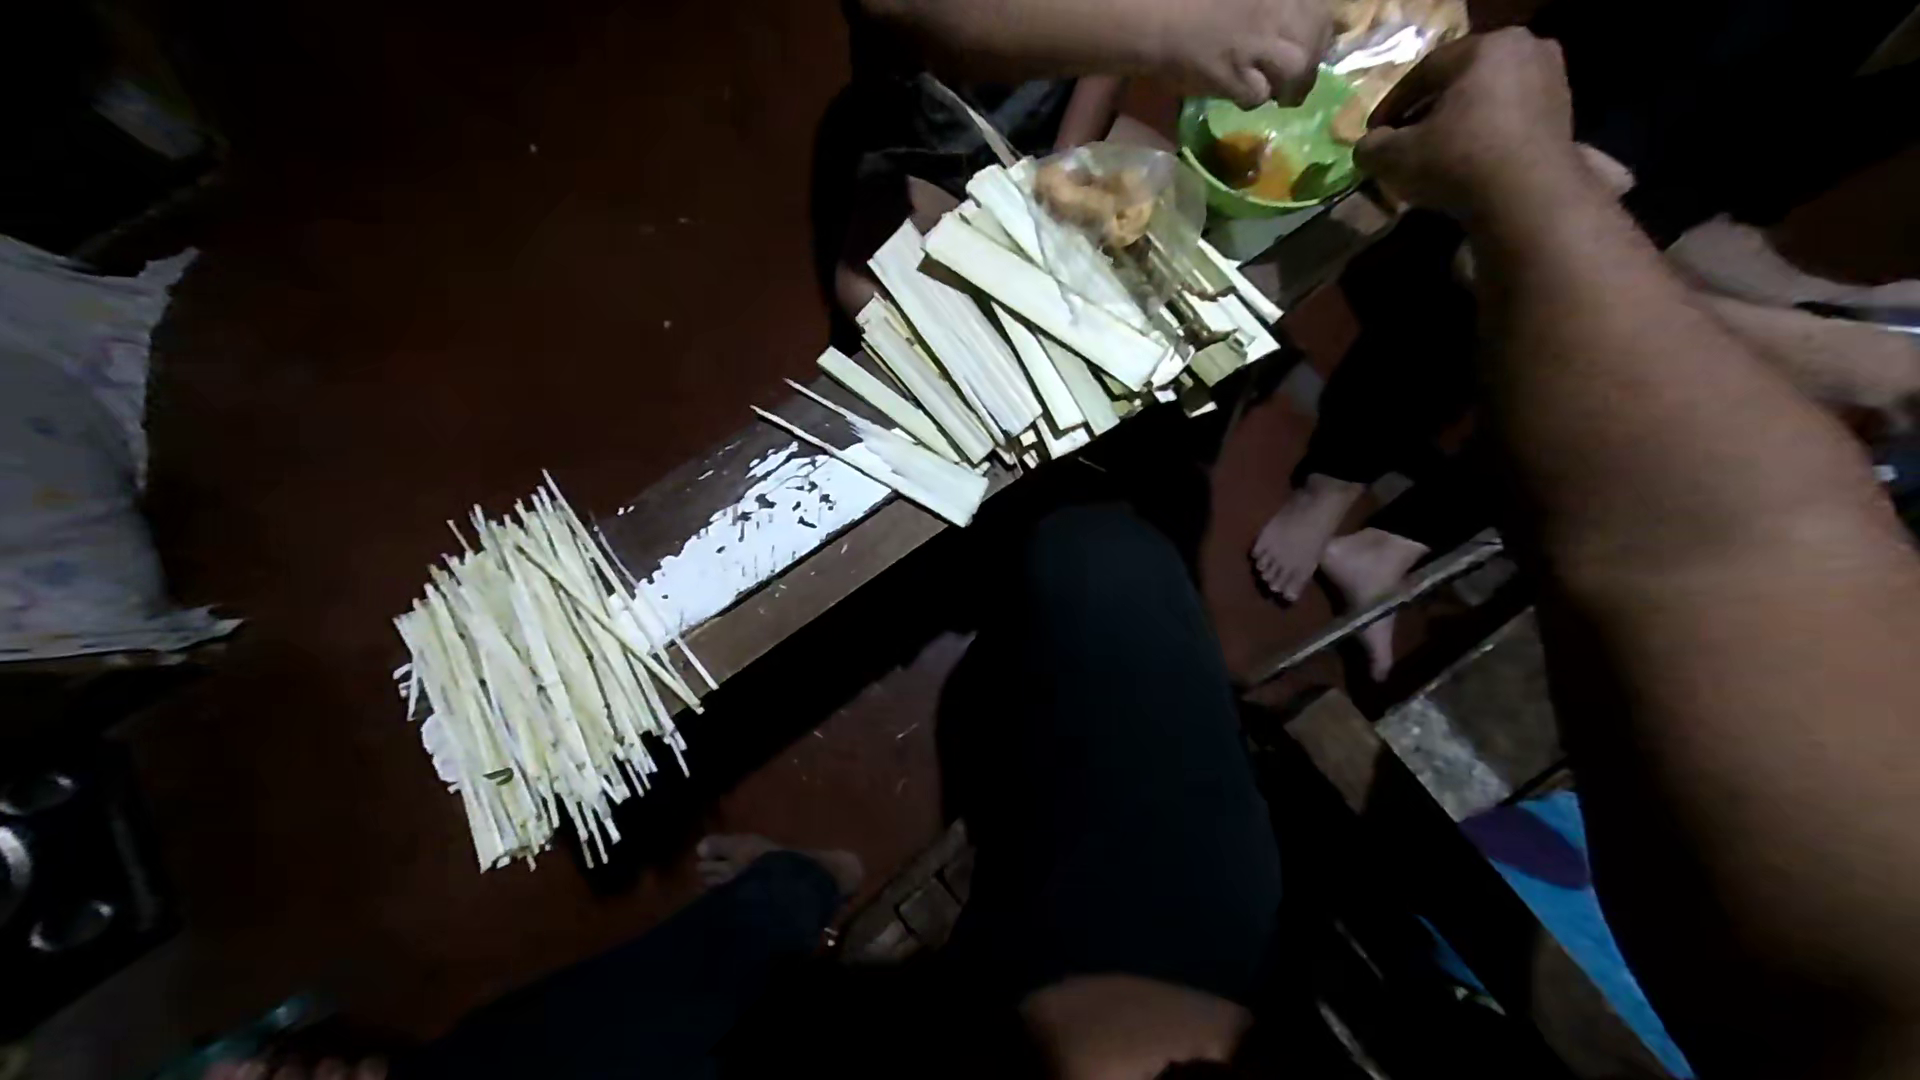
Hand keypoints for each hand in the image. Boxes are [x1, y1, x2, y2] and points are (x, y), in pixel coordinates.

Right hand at [1151, 0, 1331, 108]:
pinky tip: (1243, 96)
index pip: (1322, 12)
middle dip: (1310, 64)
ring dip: (1291, 87)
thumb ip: (1272, 5)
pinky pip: (1257, 94)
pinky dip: (1254, 100)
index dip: (1322, 32)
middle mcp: (1275, 10)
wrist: (1157, 16)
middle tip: (1298, 81)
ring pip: (1296, 68)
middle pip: (1315, 40)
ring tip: (1282, 97)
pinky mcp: (1232, 73)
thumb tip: (1308, 16)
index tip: (1312, 46)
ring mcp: (1254, 42)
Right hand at [1352, 28, 1586, 217]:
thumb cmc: (1454, 160)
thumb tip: (1368, 146)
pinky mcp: (1561, 110)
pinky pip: (1506, 116)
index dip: (1390, 105)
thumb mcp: (1392, 157)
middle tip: (1400, 142)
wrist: (1523, 192)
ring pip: (1484, 98)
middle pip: (1458, 82)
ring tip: (1430, 154)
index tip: (1371, 134)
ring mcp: (1550, 77)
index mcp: (1485, 47)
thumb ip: (1371, 147)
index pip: (1423, 71)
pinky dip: (1480, 133)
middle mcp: (1524, 48)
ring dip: (1453, 123)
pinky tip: (1462, 160)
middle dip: (1424, 111)